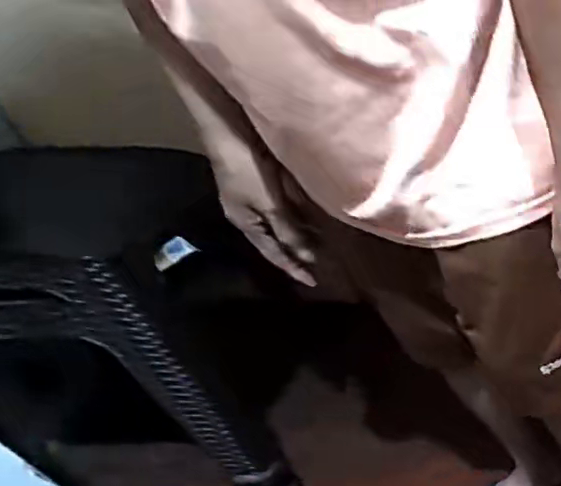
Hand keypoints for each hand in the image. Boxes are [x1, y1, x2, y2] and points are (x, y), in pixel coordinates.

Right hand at [210, 142, 316, 285]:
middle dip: (301, 254)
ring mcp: (260, 200)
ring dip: (307, 238)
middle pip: (281, 241)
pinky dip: (306, 221)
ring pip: (288, 227)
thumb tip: (306, 256)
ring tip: (329, 251)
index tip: (314, 283)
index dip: (293, 268)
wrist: (231, 127)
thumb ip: (289, 231)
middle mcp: (252, 213)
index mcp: (245, 221)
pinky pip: (292, 211)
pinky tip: (322, 227)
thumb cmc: (245, 168)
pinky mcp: (270, 186)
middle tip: (327, 269)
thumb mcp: (269, 205)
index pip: (272, 253)